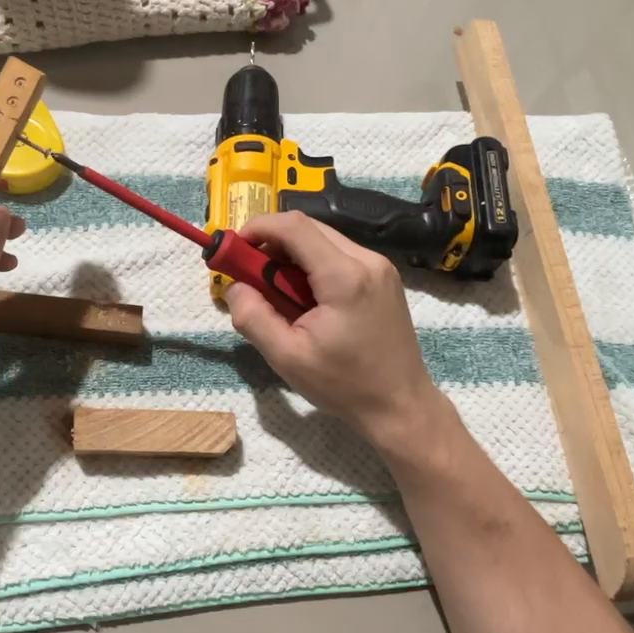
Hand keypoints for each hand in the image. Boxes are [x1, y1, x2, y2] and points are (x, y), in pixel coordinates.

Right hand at [224, 212, 445, 448]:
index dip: (257, 228)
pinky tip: (305, 298)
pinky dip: (314, 265)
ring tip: (277, 292)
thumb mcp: (286, 357)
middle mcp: (367, 260)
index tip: (234, 251)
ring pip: (325, 239)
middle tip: (251, 276)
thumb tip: (234, 287)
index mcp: (344, 277)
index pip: (294, 227)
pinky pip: (340, 255)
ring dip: (293, 255)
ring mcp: (381, 267)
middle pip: (309, 228)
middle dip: (272, 244)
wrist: (399, 405)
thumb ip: (252, 317)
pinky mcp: (385, 278)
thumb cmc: (343, 385)